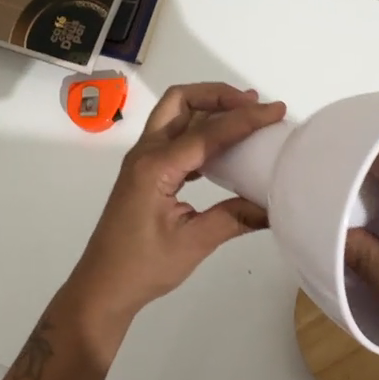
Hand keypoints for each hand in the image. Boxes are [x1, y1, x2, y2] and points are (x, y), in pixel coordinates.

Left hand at [62, 83, 287, 330]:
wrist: (103, 285)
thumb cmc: (143, 266)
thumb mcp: (193, 243)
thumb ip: (233, 219)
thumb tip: (272, 206)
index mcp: (156, 167)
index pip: (207, 132)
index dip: (244, 119)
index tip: (275, 111)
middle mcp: (147, 153)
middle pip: (180, 101)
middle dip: (217, 94)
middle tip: (252, 103)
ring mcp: (143, 160)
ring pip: (174, 114)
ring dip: (208, 108)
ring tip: (244, 116)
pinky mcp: (146, 172)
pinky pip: (174, 136)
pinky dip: (199, 130)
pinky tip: (223, 148)